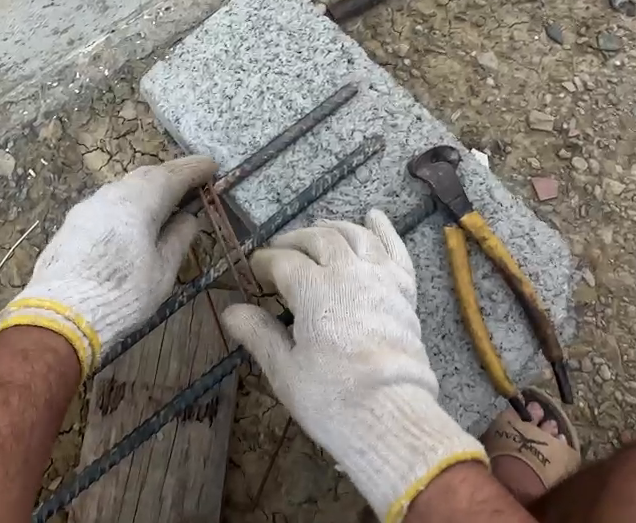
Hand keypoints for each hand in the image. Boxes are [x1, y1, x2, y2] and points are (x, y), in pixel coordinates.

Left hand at [0, 155, 214, 377]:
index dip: (194, 170)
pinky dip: (128, 203)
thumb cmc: (122, 293)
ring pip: (125, 187)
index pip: (173, 175)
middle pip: (147, 176)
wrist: (60, 317)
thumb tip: (189, 217)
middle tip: (192, 179)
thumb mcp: (163, 271)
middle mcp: (112, 193)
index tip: (212, 166)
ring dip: (148, 189)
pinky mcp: (73, 223)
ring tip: (165, 199)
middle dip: (172, 175)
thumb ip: (178, 238)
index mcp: (139, 200)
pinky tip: (133, 220)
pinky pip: (108, 203)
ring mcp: (89, 206)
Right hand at [222, 212, 484, 522]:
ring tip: (317, 232)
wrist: (393, 418)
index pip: (282, 261)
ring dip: (331, 228)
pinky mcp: (404, 290)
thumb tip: (231, 311)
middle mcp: (347, 271)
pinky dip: (384, 229)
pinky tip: (374, 215)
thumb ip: (258, 333)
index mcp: (313, 288)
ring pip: (354, 235)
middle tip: (280, 253)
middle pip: (317, 239)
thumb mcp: (285, 370)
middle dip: (294, 241)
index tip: (253, 271)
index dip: (264, 262)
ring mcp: (379, 277)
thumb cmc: (333, 397)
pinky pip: (395, 250)